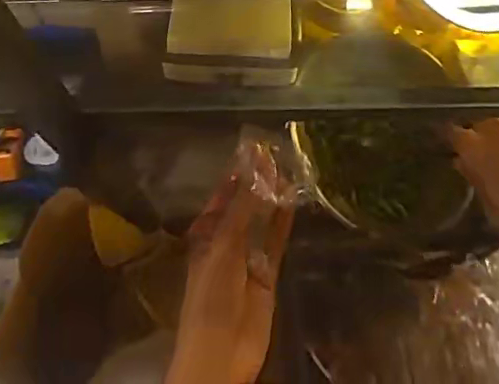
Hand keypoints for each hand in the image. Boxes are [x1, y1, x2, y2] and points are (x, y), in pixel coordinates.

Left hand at [167, 141, 294, 383]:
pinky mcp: (267, 272)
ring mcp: (247, 256)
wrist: (221, 351)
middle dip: (257, 182)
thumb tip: (257, 168)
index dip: (237, 173)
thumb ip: (243, 207)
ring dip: (272, 198)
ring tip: (287, 168)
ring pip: (261, 220)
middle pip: (244, 205)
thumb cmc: (211, 294)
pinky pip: (275, 240)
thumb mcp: (224, 245)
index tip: (253, 147)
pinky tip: (292, 199)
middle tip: (275, 152)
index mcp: (206, 233)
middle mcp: (226, 240)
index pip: (223, 195)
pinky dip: (283, 220)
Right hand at [447, 117, 498, 262]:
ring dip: (496, 119)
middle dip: (473, 124)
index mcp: (474, 145)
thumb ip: (474, 177)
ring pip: (497, 108)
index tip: (451, 140)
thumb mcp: (493, 206)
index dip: (449, 134)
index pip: (449, 129)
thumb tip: (463, 160)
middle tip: (479, 139)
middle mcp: (492, 121)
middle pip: (473, 113)